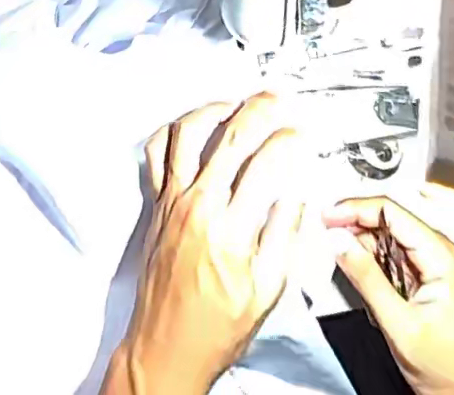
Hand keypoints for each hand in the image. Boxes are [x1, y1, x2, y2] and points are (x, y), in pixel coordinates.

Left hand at [107, 94, 306, 394]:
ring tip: (234, 104)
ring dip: (215, 110)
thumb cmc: (211, 329)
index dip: (286, 142)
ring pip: (188, 134)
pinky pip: (156, 153)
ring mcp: (173, 200)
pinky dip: (172, 131)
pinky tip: (190, 126)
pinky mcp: (157, 203)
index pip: (264, 165)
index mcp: (230, 230)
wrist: (165, 351)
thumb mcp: (265, 292)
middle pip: (231, 138)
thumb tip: (294, 198)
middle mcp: (198, 206)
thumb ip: (283, 238)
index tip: (297, 136)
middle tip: (276, 102)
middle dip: (260, 110)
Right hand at [326, 196, 453, 394]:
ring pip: (388, 240)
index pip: (390, 211)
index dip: (355, 209)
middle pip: (388, 221)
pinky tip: (364, 280)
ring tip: (345, 265)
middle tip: (329, 238)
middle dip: (356, 227)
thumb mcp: (401, 326)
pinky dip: (374, 264)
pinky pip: (393, 259)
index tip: (328, 216)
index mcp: (440, 254)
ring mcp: (433, 265)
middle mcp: (439, 252)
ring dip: (363, 247)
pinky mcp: (427, 280)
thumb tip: (339, 240)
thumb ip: (367, 278)